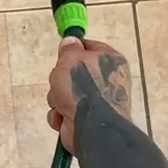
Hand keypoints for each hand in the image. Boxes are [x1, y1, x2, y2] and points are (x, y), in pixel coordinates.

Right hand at [46, 37, 133, 153]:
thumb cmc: (82, 87)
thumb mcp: (70, 60)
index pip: (90, 47)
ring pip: (65, 93)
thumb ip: (69, 49)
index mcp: (110, 60)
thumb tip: (71, 42)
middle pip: (73, 72)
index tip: (62, 54)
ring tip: (61, 103)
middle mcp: (106, 80)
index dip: (74, 49)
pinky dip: (60, 115)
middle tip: (59, 82)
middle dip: (60, 79)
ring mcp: (97, 102)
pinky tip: (62, 117)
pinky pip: (65, 112)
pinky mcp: (86, 119)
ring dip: (57, 99)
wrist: (91, 126)